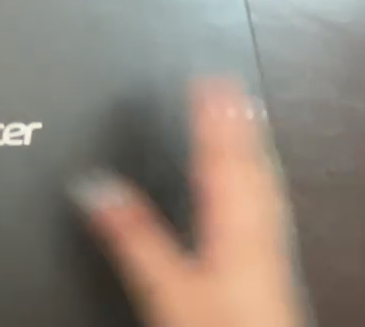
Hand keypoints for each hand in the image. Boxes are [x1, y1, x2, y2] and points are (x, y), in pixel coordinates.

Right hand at [71, 79, 300, 326]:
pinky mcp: (271, 267)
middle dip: (237, 121)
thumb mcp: (163, 286)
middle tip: (230, 82)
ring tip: (248, 113)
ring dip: (252, 144)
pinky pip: (267, 206)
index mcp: (230, 225)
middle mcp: (255, 231)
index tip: (206, 77)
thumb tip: (93, 185)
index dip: (211, 115)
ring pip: (262, 184)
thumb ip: (129, 233)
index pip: (219, 157)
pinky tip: (256, 178)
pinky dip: (259, 178)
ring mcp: (268, 250)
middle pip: (248, 164)